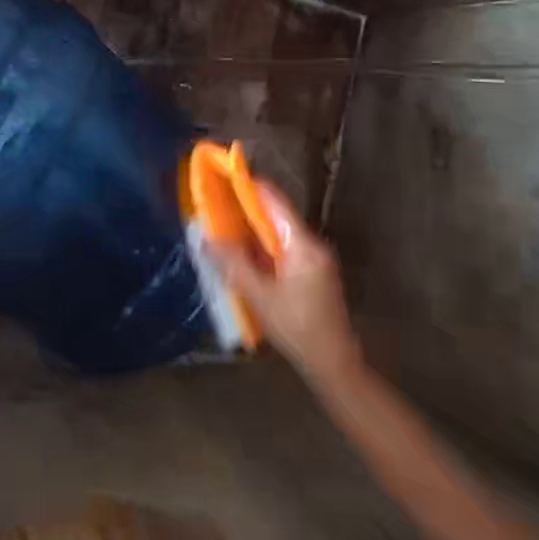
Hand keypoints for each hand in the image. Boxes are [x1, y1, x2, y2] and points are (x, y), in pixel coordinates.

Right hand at [207, 180, 363, 383]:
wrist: (333, 363)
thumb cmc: (297, 328)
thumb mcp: (259, 296)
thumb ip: (232, 265)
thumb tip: (205, 238)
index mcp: (302, 244)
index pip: (275, 201)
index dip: (249, 186)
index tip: (224, 176)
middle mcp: (312, 244)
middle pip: (275, 216)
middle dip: (244, 209)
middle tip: (214, 205)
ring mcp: (314, 259)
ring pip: (278, 233)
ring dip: (252, 230)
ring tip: (221, 227)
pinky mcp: (311, 273)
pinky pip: (282, 249)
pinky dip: (261, 247)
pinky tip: (242, 255)